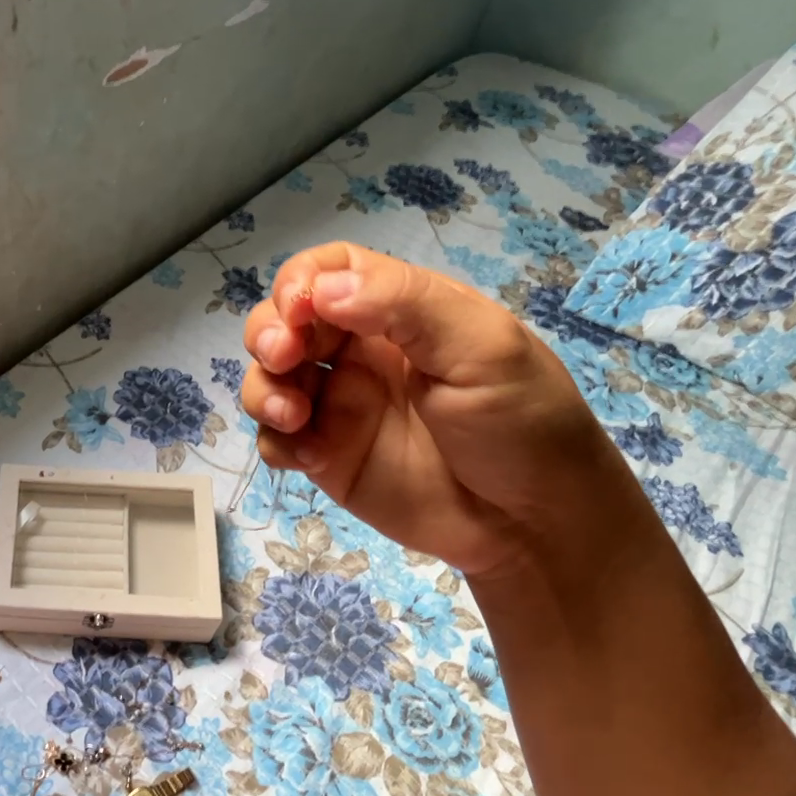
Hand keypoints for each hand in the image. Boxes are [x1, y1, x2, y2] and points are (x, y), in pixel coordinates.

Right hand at [240, 242, 633, 578]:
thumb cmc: (521, 423)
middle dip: (269, 333)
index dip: (301, 280)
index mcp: (400, 313)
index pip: (330, 271)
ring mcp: (338, 408)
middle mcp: (359, 354)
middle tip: (283, 358)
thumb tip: (321, 288)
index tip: (298, 310)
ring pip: (269, 380)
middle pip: (284, 323)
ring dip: (264, 390)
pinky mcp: (325, 459)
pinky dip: (277, 443)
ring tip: (293, 416)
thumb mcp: (483, 348)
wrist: (530, 524)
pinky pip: (276, 441)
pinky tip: (310, 459)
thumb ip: (407, 305)